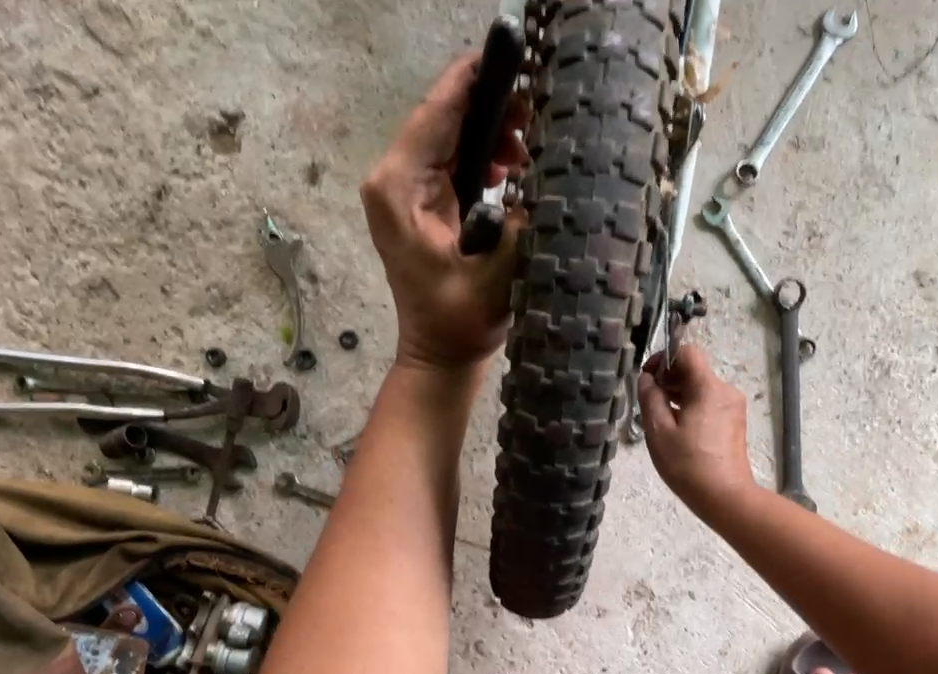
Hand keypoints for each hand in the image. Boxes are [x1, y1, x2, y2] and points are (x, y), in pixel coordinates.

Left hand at [360, 54, 529, 370]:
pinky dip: (481, 154)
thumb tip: (545, 173)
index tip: (513, 54)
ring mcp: (402, 190)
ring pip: (448, 136)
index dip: (475, 79)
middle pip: (442, 118)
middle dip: (490, 107)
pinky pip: (451, 160)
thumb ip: (523, 218)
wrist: (439, 356)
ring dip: (489, 131)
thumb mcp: (500, 269)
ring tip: (527, 144)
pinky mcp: (418, 203)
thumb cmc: (461, 320)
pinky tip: (512, 164)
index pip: (437, 111)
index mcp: (399, 187)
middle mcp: (392, 179)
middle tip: (536, 112)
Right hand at [637, 344, 759, 514]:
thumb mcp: (658, 432)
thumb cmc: (688, 465)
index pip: (687, 352)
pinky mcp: (735, 423)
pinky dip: (692, 408)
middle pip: (695, 371)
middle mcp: (726, 391)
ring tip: (661, 419)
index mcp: (708, 388)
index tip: (649, 378)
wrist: (725, 497)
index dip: (664, 358)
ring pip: (702, 388)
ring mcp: (733, 408)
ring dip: (680, 395)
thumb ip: (650, 399)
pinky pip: (710, 404)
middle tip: (650, 401)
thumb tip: (647, 379)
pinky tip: (679, 431)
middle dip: (670, 380)